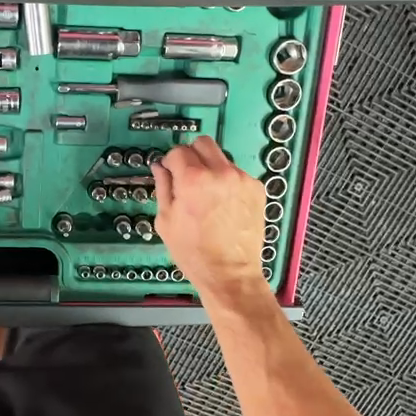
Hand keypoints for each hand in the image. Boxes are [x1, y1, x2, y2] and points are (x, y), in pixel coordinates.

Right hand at [151, 136, 269, 298]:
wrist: (229, 273)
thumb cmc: (196, 254)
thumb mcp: (166, 221)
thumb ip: (162, 187)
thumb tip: (160, 169)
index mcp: (193, 180)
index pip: (178, 151)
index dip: (171, 163)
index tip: (171, 173)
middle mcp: (220, 174)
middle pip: (202, 143)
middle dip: (192, 155)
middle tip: (187, 175)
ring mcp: (241, 180)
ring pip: (221, 157)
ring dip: (211, 168)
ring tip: (206, 195)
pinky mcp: (255, 189)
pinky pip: (237, 173)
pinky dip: (228, 182)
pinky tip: (222, 204)